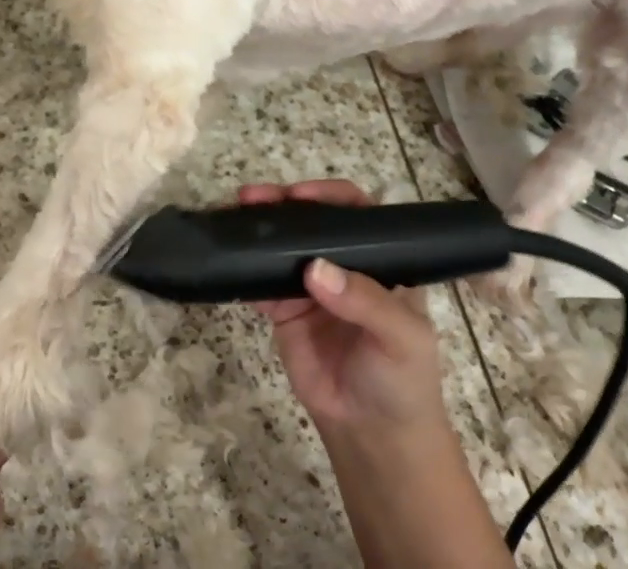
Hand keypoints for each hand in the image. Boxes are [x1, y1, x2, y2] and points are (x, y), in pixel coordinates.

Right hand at [242, 180, 447, 432]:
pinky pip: (258, 282)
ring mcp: (309, 289)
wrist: (373, 433)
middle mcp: (343, 268)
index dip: (329, 197)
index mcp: (381, 264)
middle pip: (310, 224)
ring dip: (256, 230)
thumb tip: (314, 269)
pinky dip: (241, 268)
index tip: (299, 195)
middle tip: (251, 198)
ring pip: (280, 248)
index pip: (357, 215)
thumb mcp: (401, 338)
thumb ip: (365, 302)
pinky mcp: (283, 311)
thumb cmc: (403, 380)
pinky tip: (225, 256)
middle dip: (281, 205)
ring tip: (230, 215)